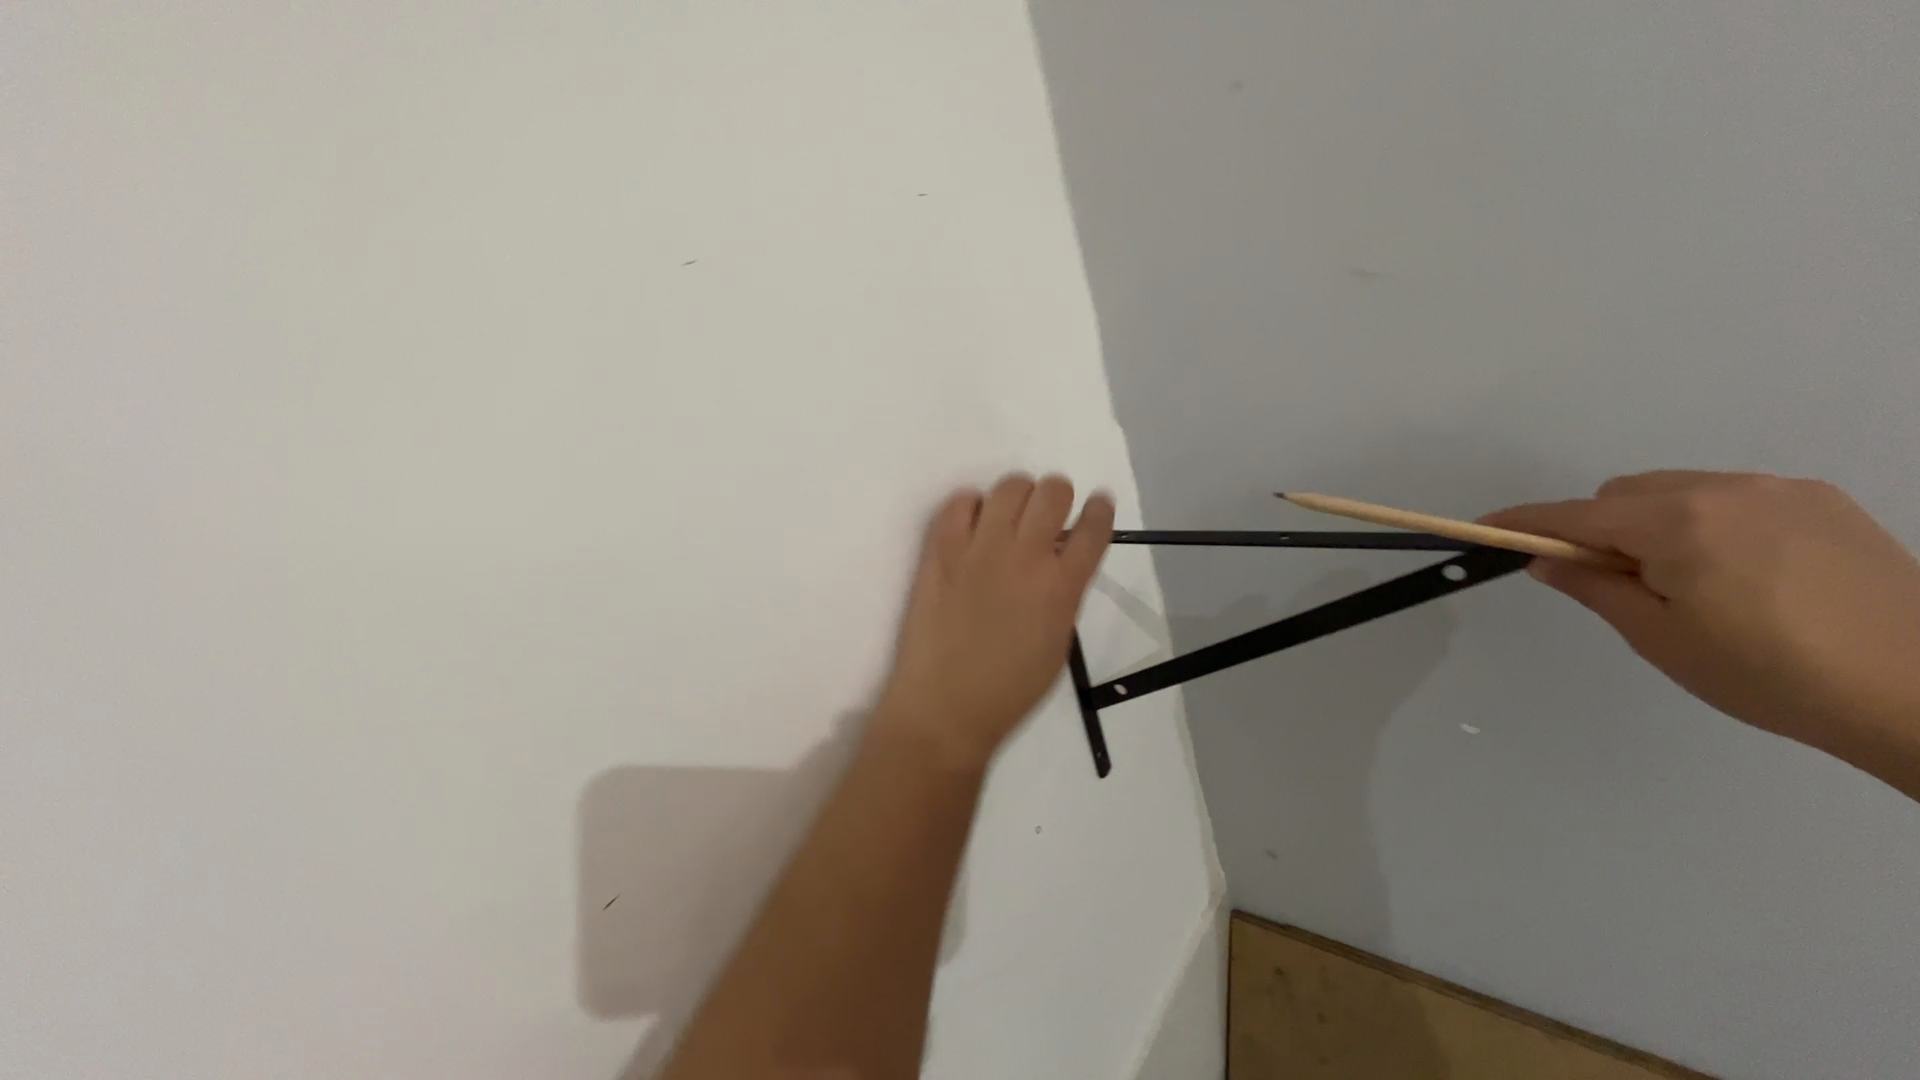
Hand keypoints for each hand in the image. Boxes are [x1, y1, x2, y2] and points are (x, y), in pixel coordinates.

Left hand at [873, 473, 1115, 767]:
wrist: (946, 707)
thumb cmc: (1009, 689)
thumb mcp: (1059, 643)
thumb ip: (1063, 595)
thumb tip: (1059, 565)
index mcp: (1062, 586)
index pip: (1093, 528)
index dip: (1099, 510)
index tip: (1096, 506)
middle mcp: (1025, 556)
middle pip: (1053, 491)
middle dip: (1057, 497)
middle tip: (1047, 516)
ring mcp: (980, 548)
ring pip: (1009, 486)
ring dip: (1018, 496)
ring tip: (1009, 518)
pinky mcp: (941, 550)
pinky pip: (959, 502)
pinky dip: (972, 506)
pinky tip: (973, 528)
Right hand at [1484, 471, 1919, 759]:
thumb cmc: (1771, 674)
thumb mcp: (1661, 639)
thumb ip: (1596, 588)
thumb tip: (1548, 561)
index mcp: (1679, 522)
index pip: (1575, 513)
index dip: (1524, 521)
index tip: (1484, 528)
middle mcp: (1726, 489)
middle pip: (1625, 492)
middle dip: (1601, 528)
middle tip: (1618, 585)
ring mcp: (1781, 490)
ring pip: (1679, 490)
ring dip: (1655, 523)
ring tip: (1691, 585)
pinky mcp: (1824, 502)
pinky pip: (1733, 498)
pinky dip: (1709, 523)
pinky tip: (1745, 575)